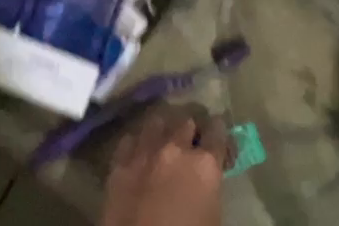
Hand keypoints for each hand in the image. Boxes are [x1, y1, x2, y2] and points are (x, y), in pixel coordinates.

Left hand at [99, 103, 228, 225]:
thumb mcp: (213, 216)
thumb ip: (211, 186)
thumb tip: (207, 179)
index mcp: (204, 164)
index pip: (217, 130)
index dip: (219, 134)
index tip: (218, 142)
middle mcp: (175, 149)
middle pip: (187, 121)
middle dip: (190, 132)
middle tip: (190, 145)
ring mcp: (144, 154)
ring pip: (157, 122)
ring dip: (163, 131)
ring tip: (164, 143)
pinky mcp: (119, 166)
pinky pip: (129, 141)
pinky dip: (136, 145)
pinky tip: (139, 156)